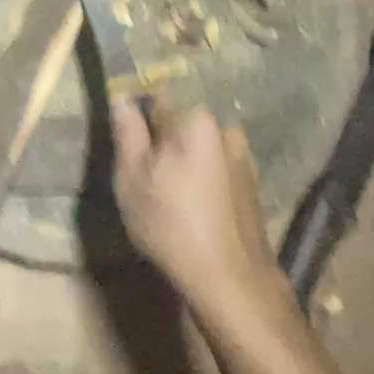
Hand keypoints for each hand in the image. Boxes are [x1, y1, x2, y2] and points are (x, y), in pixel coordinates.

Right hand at [110, 99, 284, 313]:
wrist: (228, 275)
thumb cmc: (170, 224)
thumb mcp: (132, 179)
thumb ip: (127, 133)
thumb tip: (122, 98)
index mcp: (195, 120)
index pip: (156, 98)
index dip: (136, 120)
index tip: (126, 148)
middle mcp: (225, 128)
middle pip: (180, 123)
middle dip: (161, 142)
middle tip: (142, 178)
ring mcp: (243, 155)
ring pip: (199, 147)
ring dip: (182, 161)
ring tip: (167, 196)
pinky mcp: (252, 182)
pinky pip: (216, 167)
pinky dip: (201, 178)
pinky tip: (191, 207)